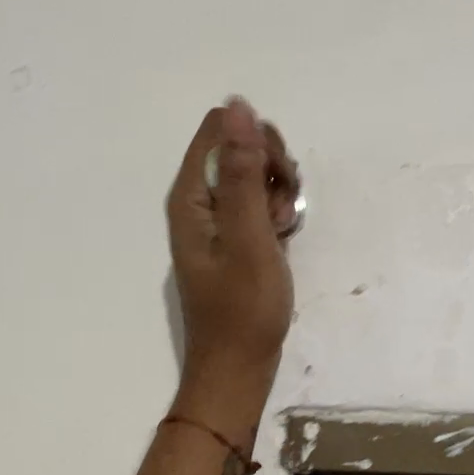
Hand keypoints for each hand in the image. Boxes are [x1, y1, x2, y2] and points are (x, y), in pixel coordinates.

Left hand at [164, 98, 299, 430]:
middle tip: (280, 211)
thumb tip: (237, 106)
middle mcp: (198, 202)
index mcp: (190, 196)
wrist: (239, 368)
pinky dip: (276, 215)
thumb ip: (244, 172)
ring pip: (255, 175)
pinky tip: (282, 240)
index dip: (254, 143)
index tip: (273, 179)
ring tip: (282, 231)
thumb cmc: (243, 309)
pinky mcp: (235, 239)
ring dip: (279, 193)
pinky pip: (259, 204)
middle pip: (239, 147)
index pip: (221, 127)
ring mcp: (218, 221)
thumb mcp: (249, 236)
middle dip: (272, 167)